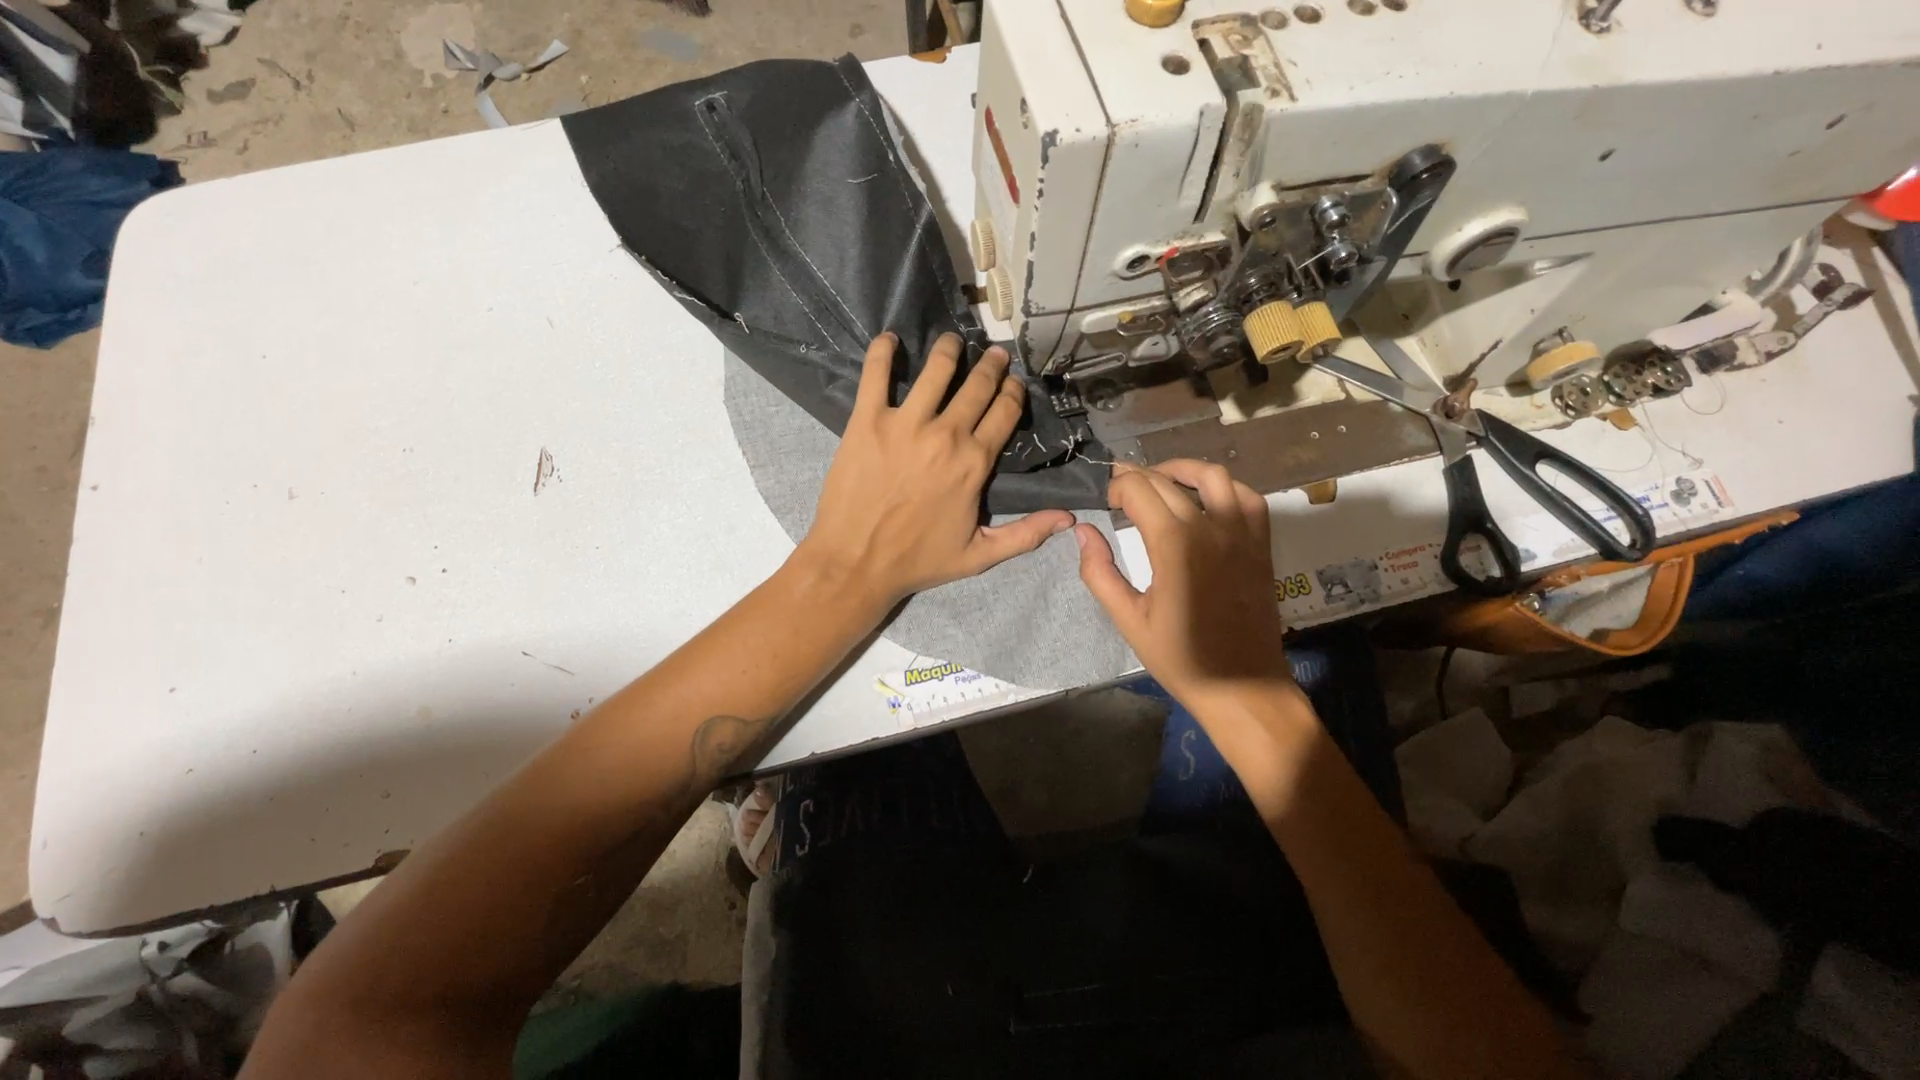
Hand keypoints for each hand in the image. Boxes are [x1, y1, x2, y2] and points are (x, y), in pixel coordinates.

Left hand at [795, 332, 1073, 609]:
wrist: (856, 563)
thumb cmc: (917, 561)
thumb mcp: (979, 556)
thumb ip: (1025, 534)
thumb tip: (1068, 520)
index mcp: (974, 463)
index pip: (1004, 413)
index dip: (1013, 392)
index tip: (1014, 382)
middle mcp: (945, 436)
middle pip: (977, 387)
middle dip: (991, 366)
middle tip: (994, 353)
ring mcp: (905, 424)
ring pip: (935, 371)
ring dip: (949, 350)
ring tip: (953, 341)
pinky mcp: (867, 421)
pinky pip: (876, 375)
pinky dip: (883, 352)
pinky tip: (889, 338)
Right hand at [1075, 460, 1291, 708]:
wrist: (1242, 685)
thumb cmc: (1180, 658)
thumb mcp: (1128, 620)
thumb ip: (1100, 572)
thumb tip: (1083, 532)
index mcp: (1173, 544)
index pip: (1137, 488)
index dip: (1115, 488)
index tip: (1105, 504)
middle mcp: (1209, 526)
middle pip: (1166, 480)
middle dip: (1137, 480)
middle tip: (1120, 494)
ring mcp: (1241, 531)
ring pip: (1210, 475)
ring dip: (1179, 471)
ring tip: (1159, 484)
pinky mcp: (1261, 542)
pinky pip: (1245, 495)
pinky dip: (1222, 487)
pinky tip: (1204, 501)